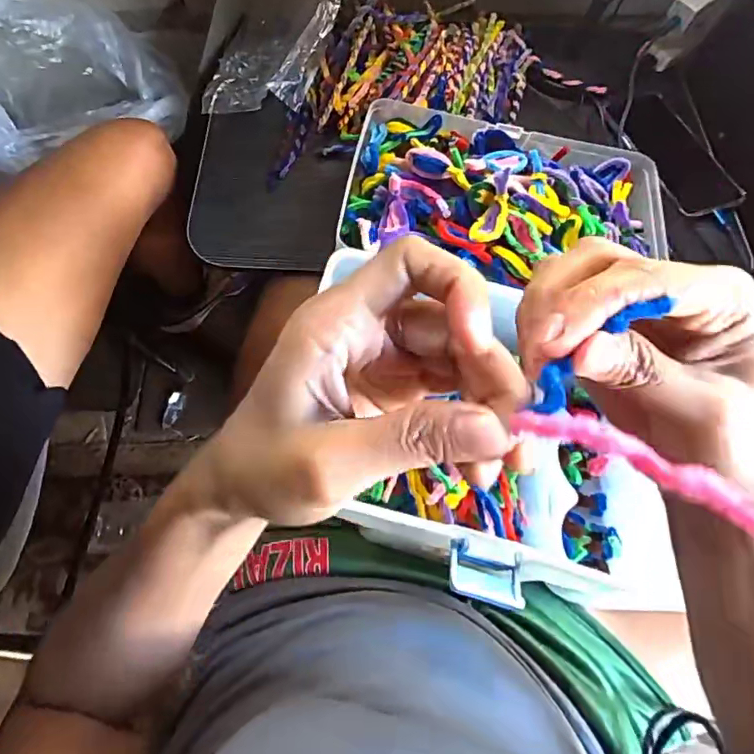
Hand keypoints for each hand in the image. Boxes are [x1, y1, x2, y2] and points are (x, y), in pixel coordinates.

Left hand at [192, 238, 529, 526]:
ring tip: (505, 465)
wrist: (239, 491)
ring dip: (490, 407)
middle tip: (514, 435)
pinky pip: (449, 393)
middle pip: (449, 321)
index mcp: (339, 320)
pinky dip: (472, 426)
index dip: (456, 285)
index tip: (479, 343)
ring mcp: (384, 358)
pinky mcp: (395, 389)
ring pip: (458, 359)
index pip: (408, 261)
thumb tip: (497, 429)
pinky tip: (479, 470)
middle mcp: (367, 328)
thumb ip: (411, 440)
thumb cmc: (265, 468)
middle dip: (489, 372)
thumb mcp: (331, 462)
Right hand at [516, 239, 753, 507]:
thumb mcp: (706, 417)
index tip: (552, 343)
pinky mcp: (597, 332)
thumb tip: (581, 349)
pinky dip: (534, 332)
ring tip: (534, 364)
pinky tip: (535, 367)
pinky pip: (552, 312)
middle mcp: (672, 288)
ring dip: (539, 314)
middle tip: (536, 351)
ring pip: (564, 277)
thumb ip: (644, 373)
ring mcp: (631, 307)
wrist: (732, 499)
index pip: (644, 279)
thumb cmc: (743, 461)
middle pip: (596, 262)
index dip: (591, 302)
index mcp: (720, 295)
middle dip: (558, 301)